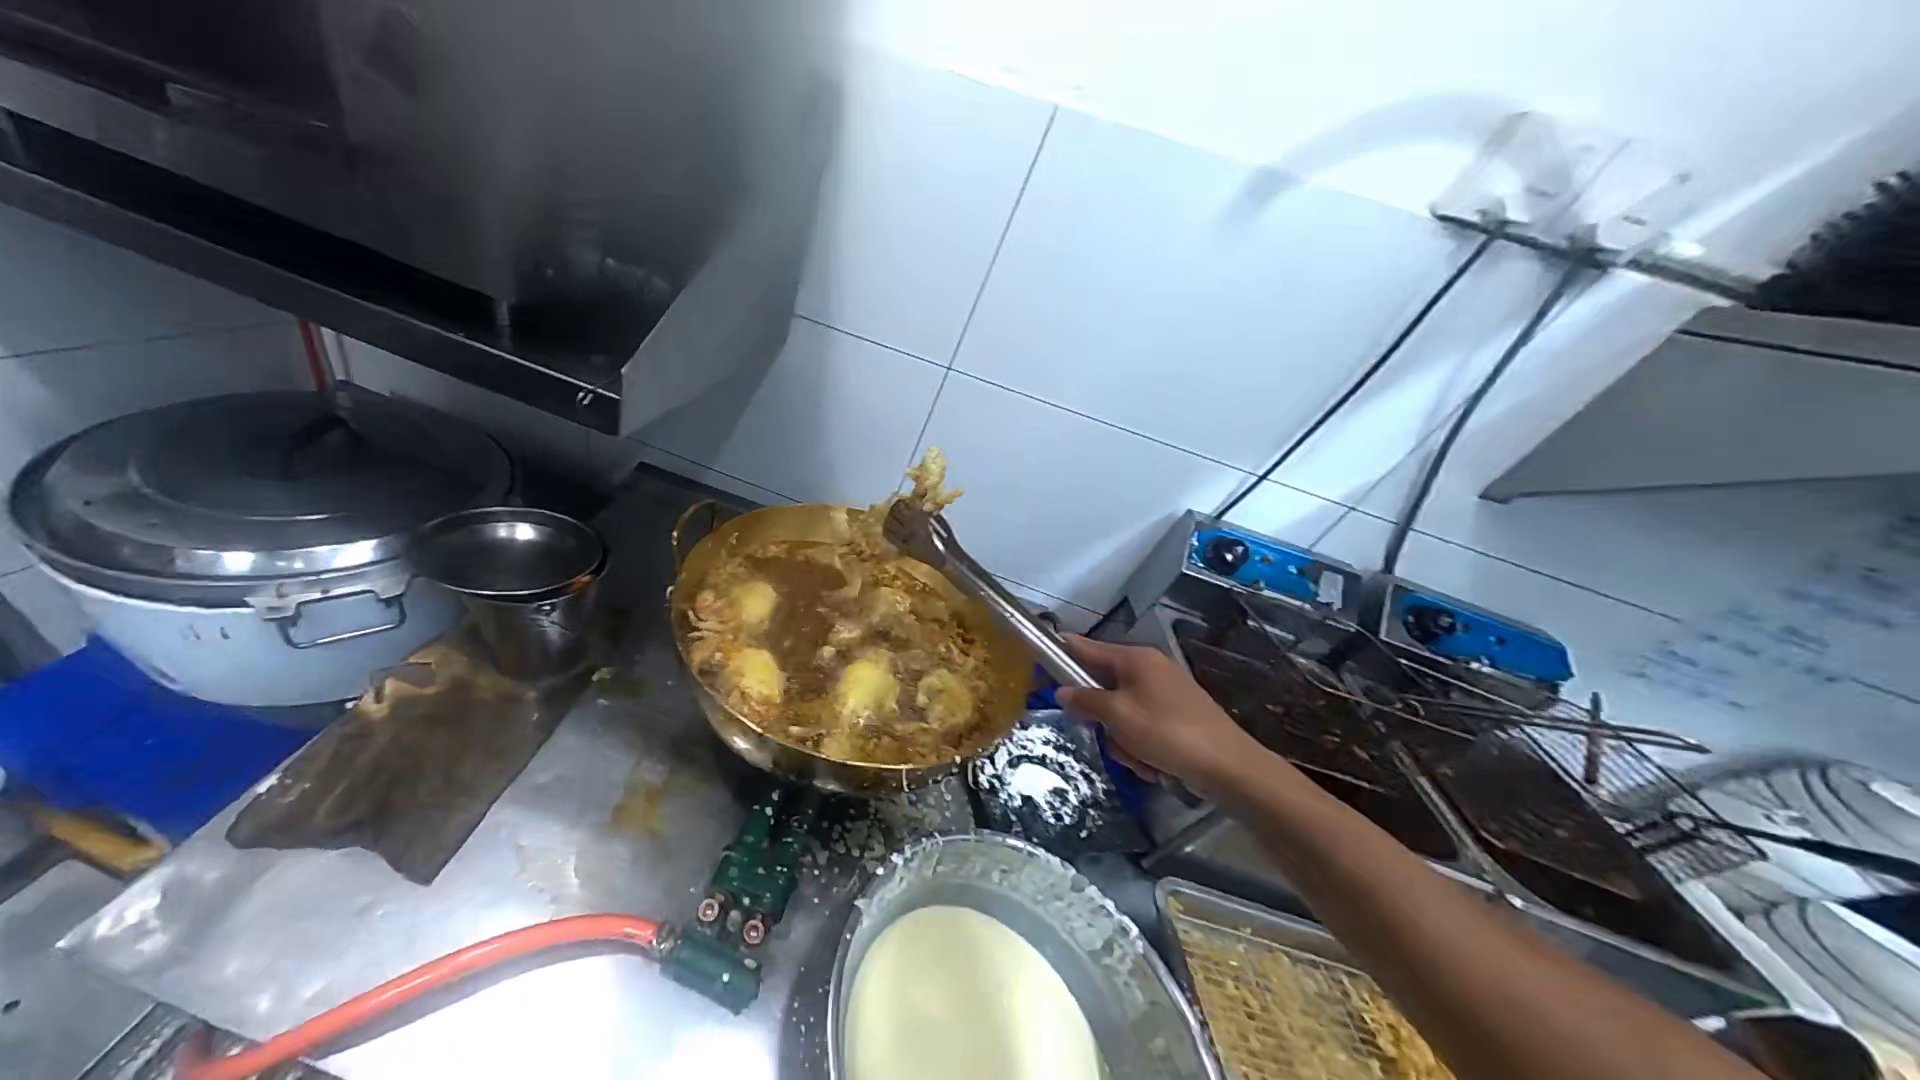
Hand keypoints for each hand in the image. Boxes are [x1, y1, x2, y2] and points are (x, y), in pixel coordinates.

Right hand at [1055, 635, 1264, 789]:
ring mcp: (1165, 693)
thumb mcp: (1118, 716)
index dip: (1060, 653)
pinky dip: (1142, 747)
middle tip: (1107, 736)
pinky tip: (1154, 765)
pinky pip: (1142, 727)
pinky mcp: (1176, 717)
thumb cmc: (1168, 732)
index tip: (1037, 663)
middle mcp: (1150, 669)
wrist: (1227, 766)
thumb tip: (1062, 691)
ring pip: (1121, 713)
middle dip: (1102, 718)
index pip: (1086, 647)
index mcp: (1135, 659)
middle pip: (1103, 687)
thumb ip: (1086, 700)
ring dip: (1123, 740)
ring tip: (1140, 757)